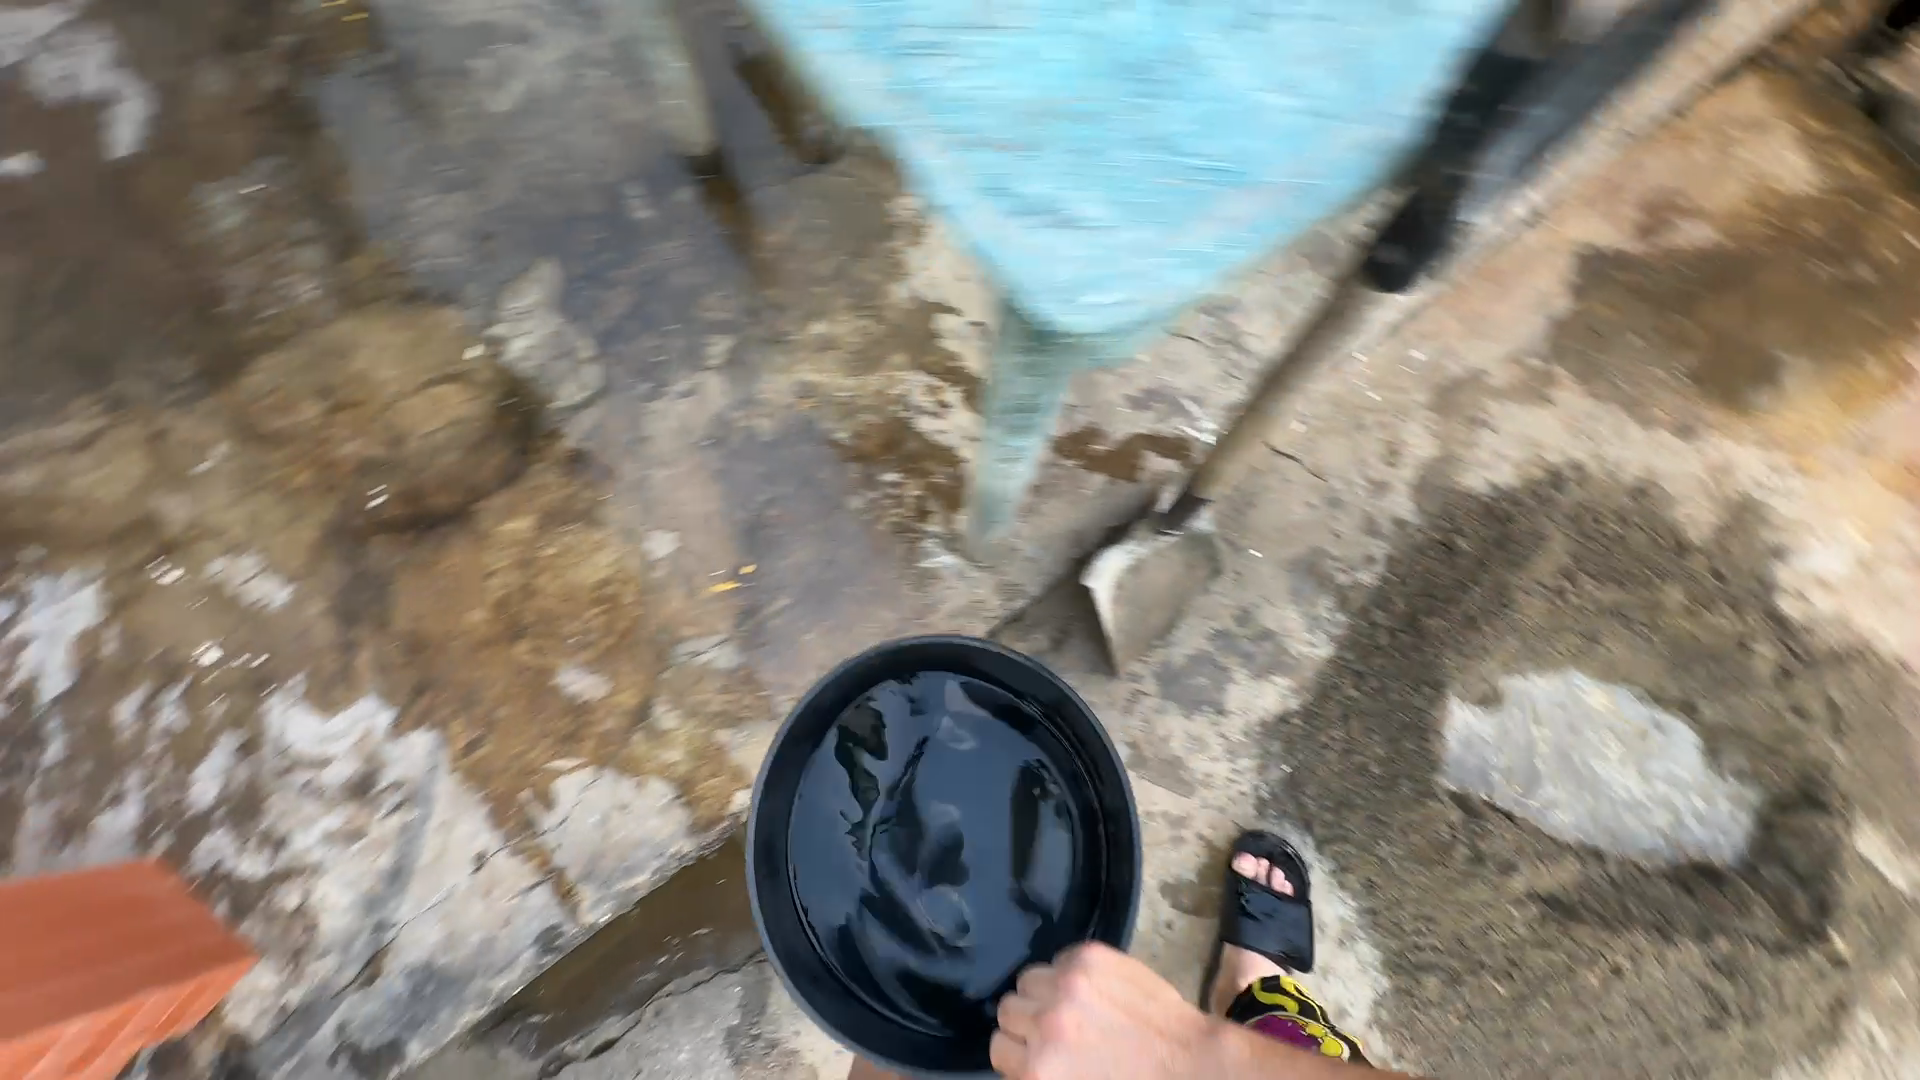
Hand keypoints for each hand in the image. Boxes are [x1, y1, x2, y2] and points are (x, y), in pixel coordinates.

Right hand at [991, 943, 1214, 1079]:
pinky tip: (1092, 991)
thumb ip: (1040, 1078)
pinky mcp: (1089, 957)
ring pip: (1028, 979)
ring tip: (1071, 1005)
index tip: (1035, 1052)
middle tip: (1053, 1030)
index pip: (998, 1047)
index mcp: (1038, 1071)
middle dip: (1027, 1021)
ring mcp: (1067, 985)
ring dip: (1044, 992)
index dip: (1019, 1051)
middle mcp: (1045, 1024)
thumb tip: (1025, 1060)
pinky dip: (1069, 973)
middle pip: (1008, 1009)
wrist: (1193, 1068)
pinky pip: (1059, 958)